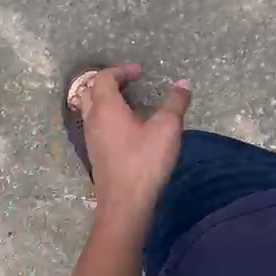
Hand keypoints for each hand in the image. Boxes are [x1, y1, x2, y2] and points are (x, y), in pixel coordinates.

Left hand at [73, 65, 190, 227]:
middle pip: (91, 91)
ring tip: (131, 104)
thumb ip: (176, 103)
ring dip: (107, 100)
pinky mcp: (96, 155)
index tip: (141, 73)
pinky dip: (108, 117)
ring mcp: (91, 139)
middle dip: (109, 82)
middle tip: (130, 83)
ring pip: (91, 110)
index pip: (104, 77)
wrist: (124, 206)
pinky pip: (96, 126)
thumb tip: (183, 83)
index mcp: (106, 108)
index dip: (122, 70)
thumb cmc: (144, 162)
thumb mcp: (167, 128)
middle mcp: (93, 120)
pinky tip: (128, 129)